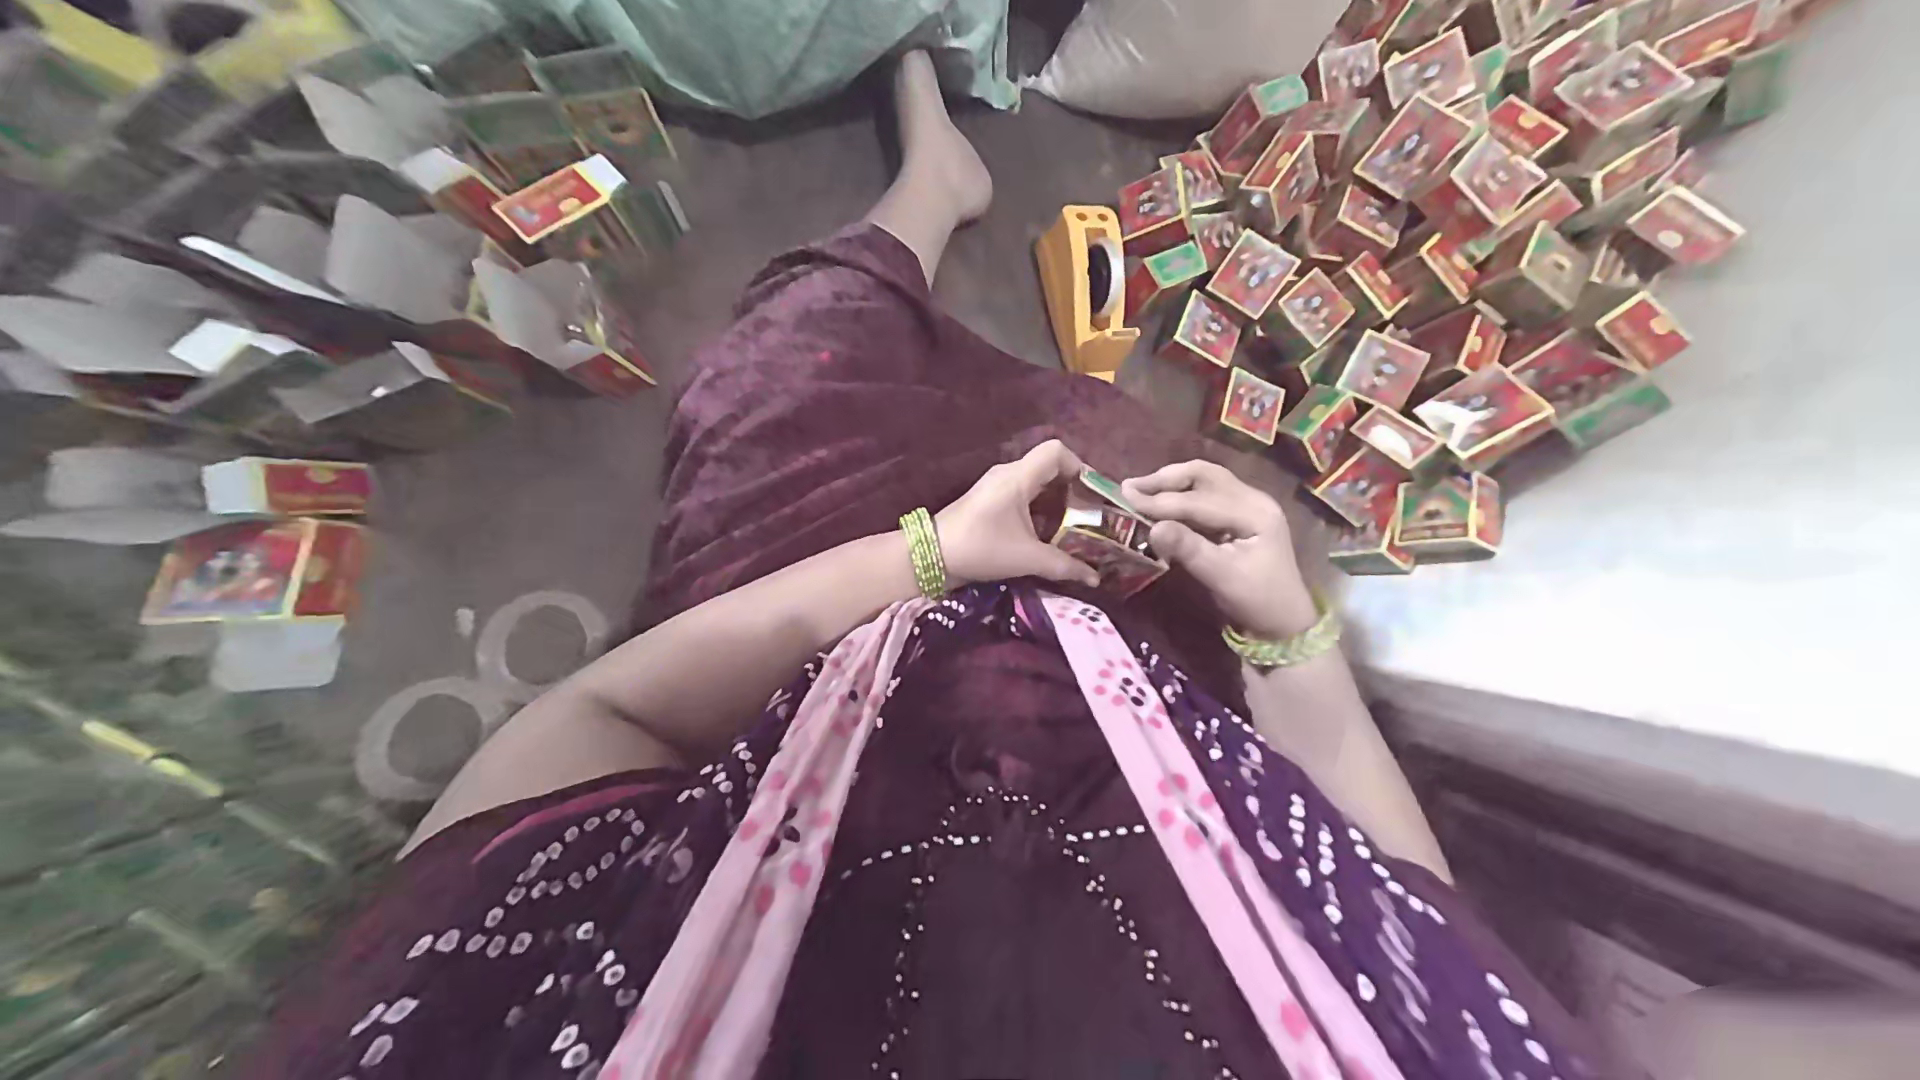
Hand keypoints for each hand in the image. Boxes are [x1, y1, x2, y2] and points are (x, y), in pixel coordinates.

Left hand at [935, 440, 1100, 588]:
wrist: (931, 556)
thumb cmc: (980, 548)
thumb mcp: (1027, 558)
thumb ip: (1065, 566)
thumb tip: (1095, 579)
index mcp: (1018, 477)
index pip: (1057, 451)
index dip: (1080, 468)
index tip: (1092, 497)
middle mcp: (1007, 473)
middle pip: (1050, 467)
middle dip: (1073, 489)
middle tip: (1088, 516)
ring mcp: (995, 485)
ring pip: (1036, 482)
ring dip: (1056, 501)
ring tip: (1072, 527)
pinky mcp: (988, 499)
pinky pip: (1022, 493)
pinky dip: (1039, 508)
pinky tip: (1045, 533)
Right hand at [1121, 461, 1317, 638]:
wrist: (1283, 620)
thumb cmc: (1256, 600)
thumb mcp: (1221, 577)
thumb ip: (1188, 549)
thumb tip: (1153, 528)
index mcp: (1254, 512)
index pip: (1199, 499)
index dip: (1161, 500)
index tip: (1125, 500)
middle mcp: (1253, 498)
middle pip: (1203, 474)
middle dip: (1164, 479)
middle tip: (1129, 488)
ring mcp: (1247, 503)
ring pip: (1204, 479)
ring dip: (1171, 482)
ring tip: (1139, 491)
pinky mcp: (1239, 512)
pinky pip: (1205, 493)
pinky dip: (1179, 494)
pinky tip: (1159, 502)